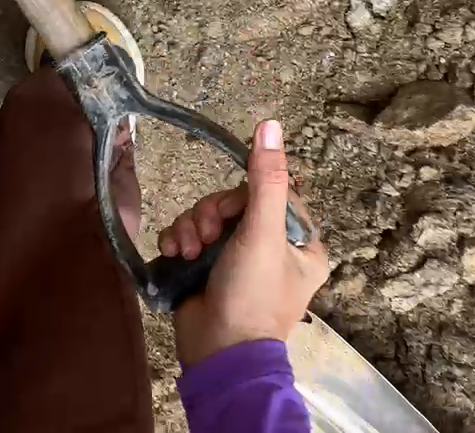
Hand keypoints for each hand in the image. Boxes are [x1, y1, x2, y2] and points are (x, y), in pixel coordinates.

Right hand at [159, 119, 329, 365]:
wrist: (217, 351)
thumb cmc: (251, 294)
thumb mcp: (261, 232)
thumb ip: (265, 178)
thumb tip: (270, 123)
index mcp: (300, 243)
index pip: (268, 192)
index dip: (241, 195)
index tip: (231, 214)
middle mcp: (272, 248)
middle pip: (231, 202)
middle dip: (210, 215)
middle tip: (206, 237)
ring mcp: (237, 259)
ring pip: (206, 216)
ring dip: (190, 228)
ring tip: (188, 251)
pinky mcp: (207, 267)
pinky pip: (188, 234)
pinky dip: (178, 240)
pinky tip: (174, 254)